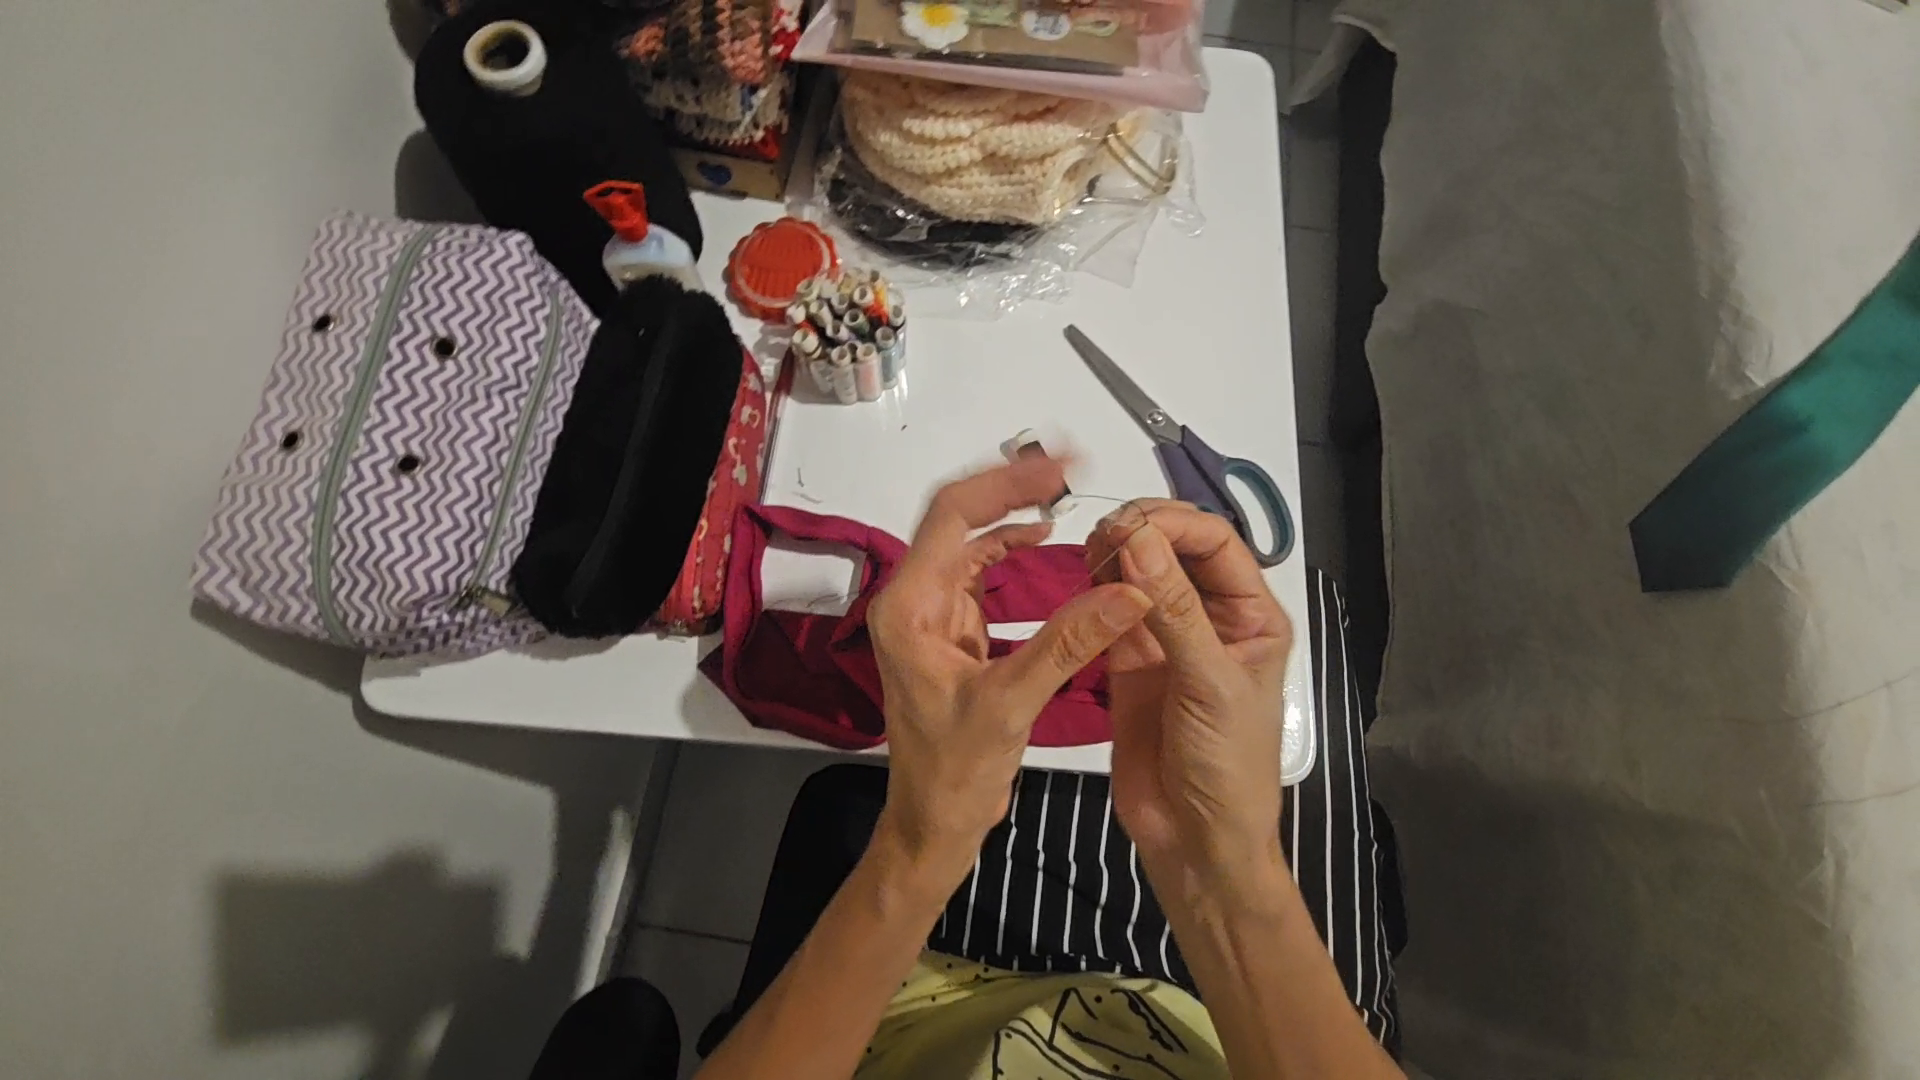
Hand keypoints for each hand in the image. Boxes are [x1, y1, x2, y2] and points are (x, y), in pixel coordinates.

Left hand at [868, 458, 1152, 888]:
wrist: (933, 820)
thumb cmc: (954, 772)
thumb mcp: (1011, 704)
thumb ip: (1067, 643)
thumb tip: (1127, 592)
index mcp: (910, 608)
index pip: (951, 516)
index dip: (1004, 484)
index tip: (1056, 468)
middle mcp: (913, 600)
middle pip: (958, 520)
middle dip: (1010, 489)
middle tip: (1066, 470)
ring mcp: (931, 614)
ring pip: (969, 543)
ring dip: (1010, 515)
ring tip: (1060, 493)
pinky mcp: (951, 630)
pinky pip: (978, 574)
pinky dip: (1008, 551)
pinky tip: (1040, 542)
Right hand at [1085, 500, 1294, 900]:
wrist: (1193, 839)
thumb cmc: (1226, 765)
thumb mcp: (1210, 684)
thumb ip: (1174, 611)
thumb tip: (1137, 538)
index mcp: (1251, 616)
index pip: (1216, 544)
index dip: (1175, 524)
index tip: (1128, 523)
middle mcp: (1210, 617)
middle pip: (1177, 550)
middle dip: (1144, 532)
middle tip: (1102, 533)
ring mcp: (1167, 637)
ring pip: (1141, 574)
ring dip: (1116, 554)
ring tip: (1089, 549)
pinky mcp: (1129, 659)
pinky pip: (1113, 610)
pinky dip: (1096, 589)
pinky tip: (1082, 576)